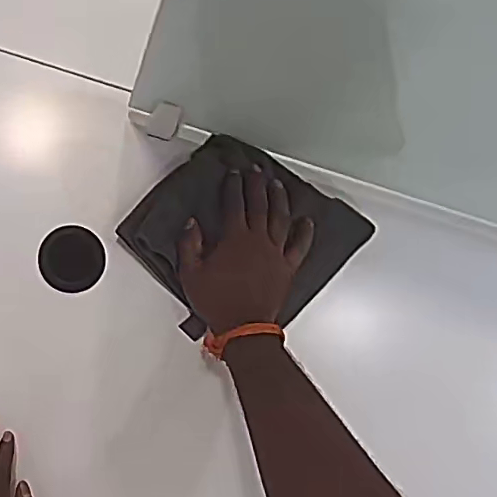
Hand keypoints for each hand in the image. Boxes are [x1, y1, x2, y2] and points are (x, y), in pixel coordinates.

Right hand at [177, 165, 314, 332]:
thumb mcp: (190, 273)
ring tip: (277, 185)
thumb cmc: (217, 301)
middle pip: (259, 205)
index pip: (233, 205)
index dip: (233, 187)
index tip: (233, 174)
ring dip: (279, 199)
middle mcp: (257, 241)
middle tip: (256, 171)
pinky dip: (305, 232)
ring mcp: (275, 253)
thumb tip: (191, 224)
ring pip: (280, 218)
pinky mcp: (287, 267)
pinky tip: (307, 221)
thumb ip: (190, 245)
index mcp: (233, 240)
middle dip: (256, 185)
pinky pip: (299, 245)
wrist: (244, 326)